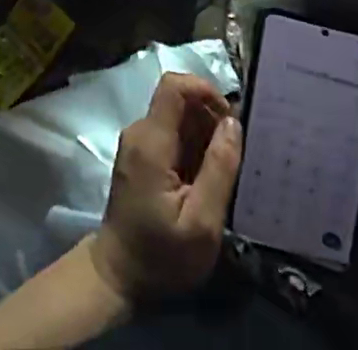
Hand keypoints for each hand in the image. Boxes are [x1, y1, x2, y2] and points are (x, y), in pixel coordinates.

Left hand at [94, 73, 241, 301]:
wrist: (121, 272)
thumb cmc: (162, 253)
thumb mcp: (202, 221)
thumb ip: (219, 168)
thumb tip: (233, 122)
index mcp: (150, 141)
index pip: (173, 86)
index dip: (205, 90)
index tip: (232, 119)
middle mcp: (140, 132)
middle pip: (179, 100)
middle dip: (211, 118)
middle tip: (236, 155)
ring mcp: (138, 143)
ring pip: (178, 117)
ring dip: (205, 134)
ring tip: (226, 170)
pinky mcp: (142, 155)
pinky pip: (172, 135)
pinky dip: (195, 146)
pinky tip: (209, 176)